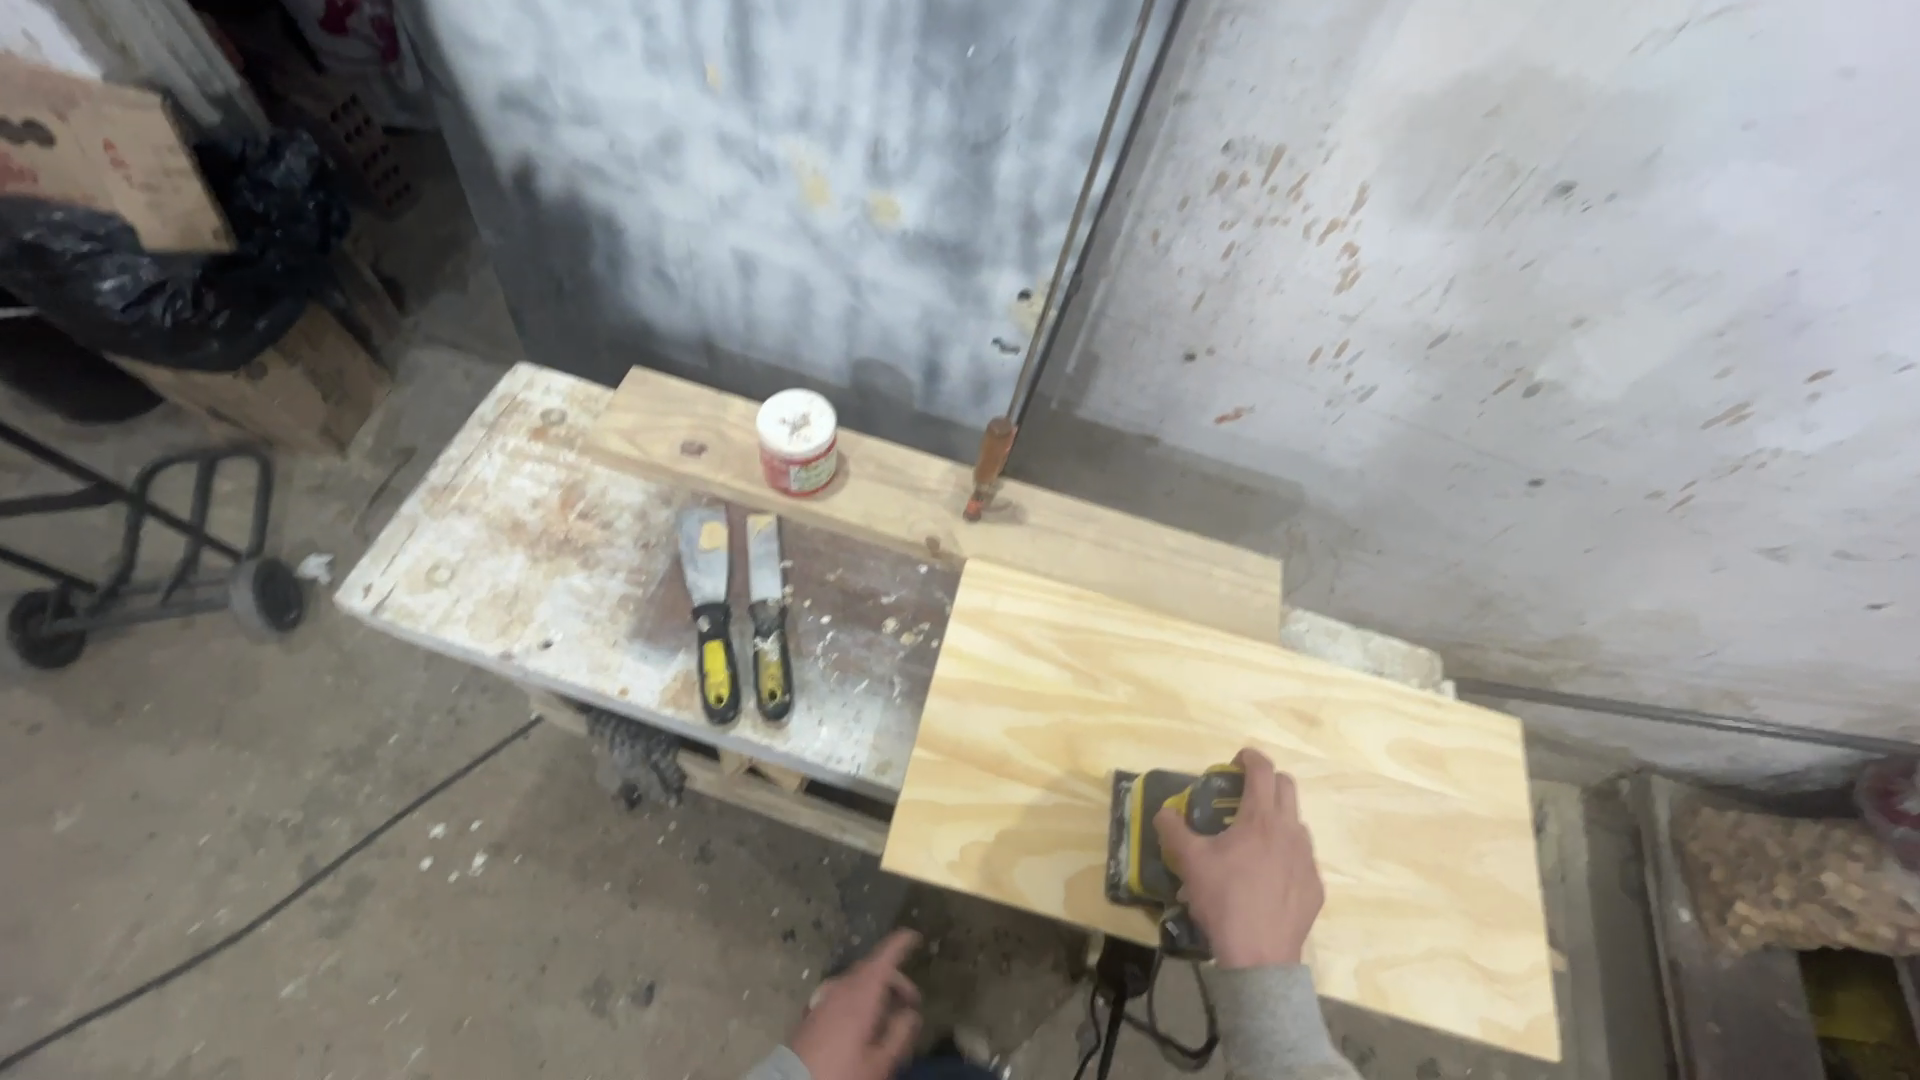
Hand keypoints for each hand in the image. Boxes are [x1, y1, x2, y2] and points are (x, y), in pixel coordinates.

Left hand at [788, 930, 922, 1079]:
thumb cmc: (842, 1070)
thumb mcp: (880, 1060)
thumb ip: (900, 1033)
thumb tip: (912, 1013)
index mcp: (861, 993)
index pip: (884, 957)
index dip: (900, 943)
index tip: (914, 936)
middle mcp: (842, 986)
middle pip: (873, 969)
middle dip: (895, 979)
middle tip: (910, 1001)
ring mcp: (825, 996)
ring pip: (857, 981)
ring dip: (876, 989)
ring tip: (887, 1014)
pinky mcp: (813, 1009)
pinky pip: (843, 992)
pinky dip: (859, 997)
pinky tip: (863, 1020)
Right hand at [1153, 748, 1323, 968]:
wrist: (1259, 956)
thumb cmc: (1224, 900)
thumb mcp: (1190, 862)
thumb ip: (1173, 829)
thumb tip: (1163, 812)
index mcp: (1260, 818)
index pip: (1262, 770)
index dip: (1249, 757)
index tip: (1236, 759)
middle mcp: (1290, 831)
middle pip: (1287, 787)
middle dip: (1266, 781)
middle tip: (1243, 793)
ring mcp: (1307, 859)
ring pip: (1296, 823)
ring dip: (1277, 818)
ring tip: (1253, 838)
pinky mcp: (1315, 886)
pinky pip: (1301, 857)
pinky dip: (1285, 853)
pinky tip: (1266, 875)